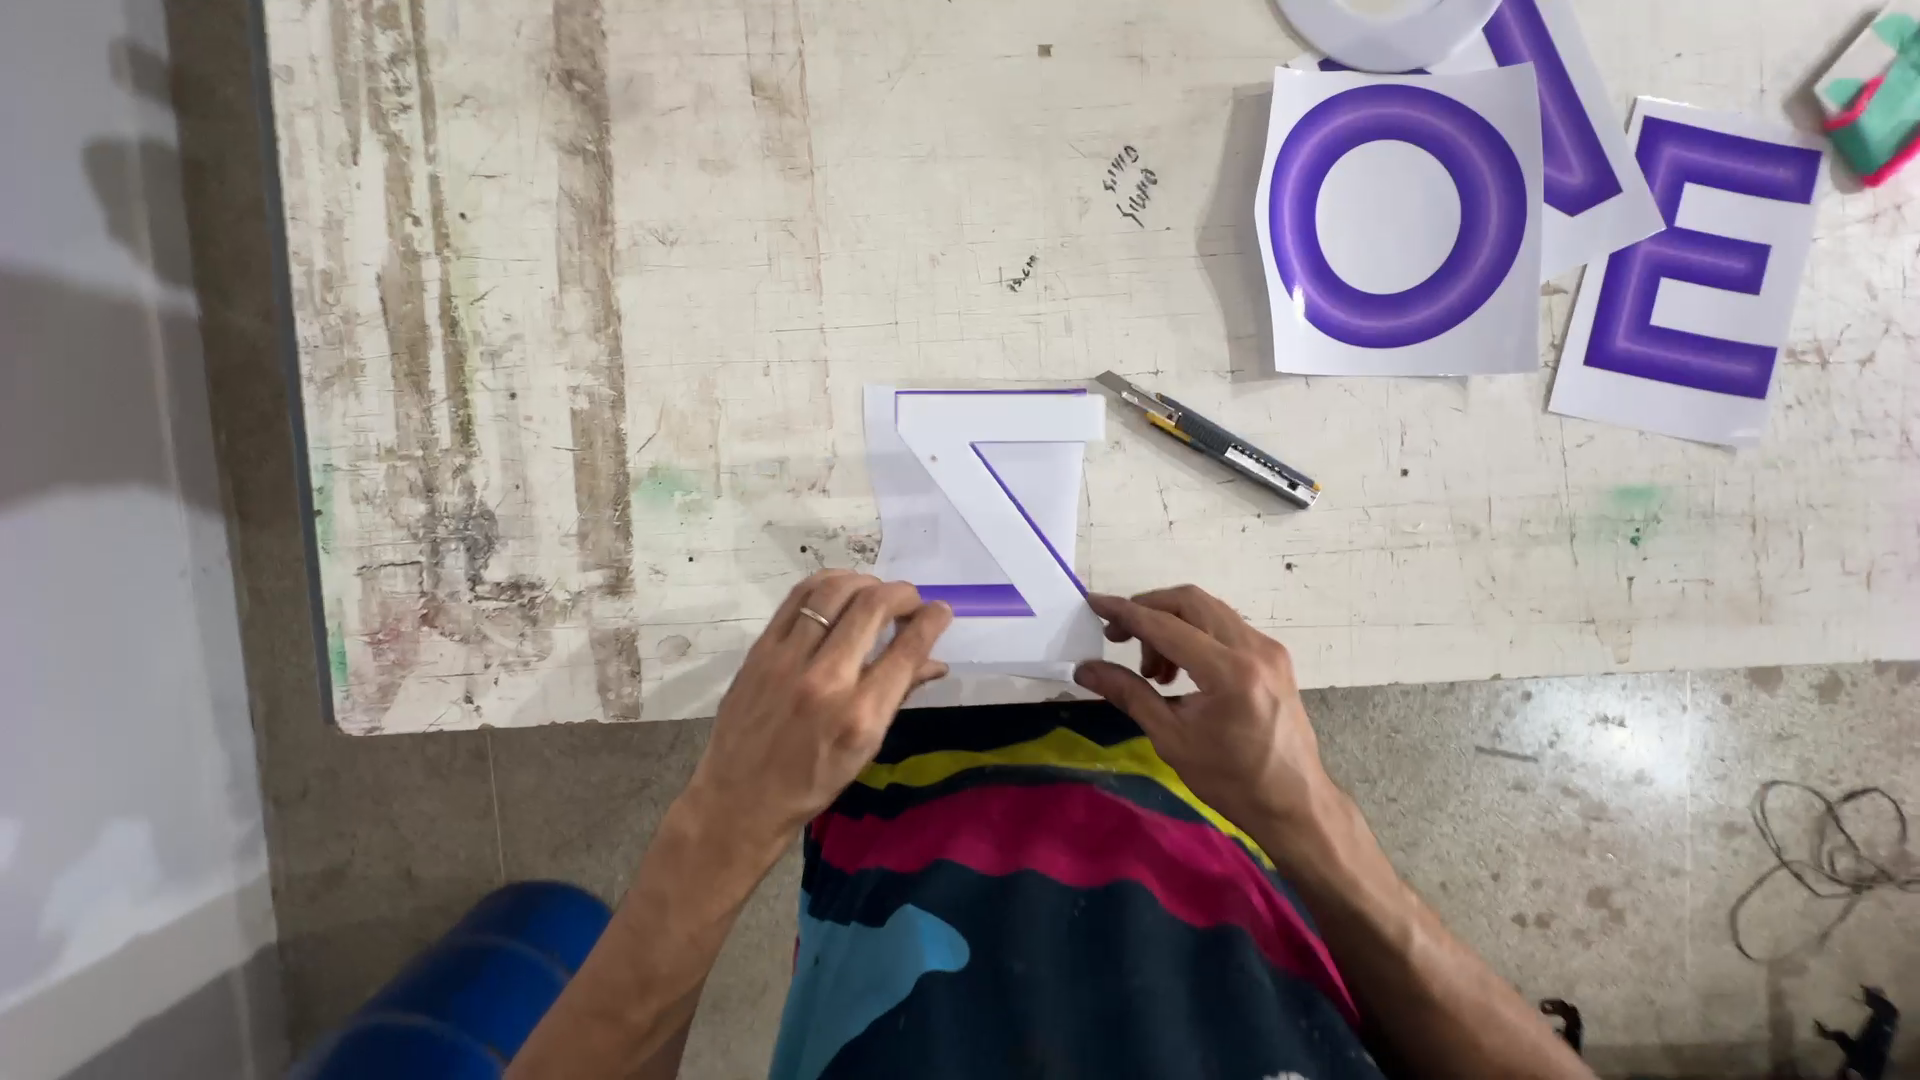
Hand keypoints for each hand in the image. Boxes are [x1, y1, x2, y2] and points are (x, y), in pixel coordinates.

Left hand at [682, 570, 953, 860]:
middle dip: (903, 593)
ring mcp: (787, 661)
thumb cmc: (813, 782)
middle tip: (911, 600)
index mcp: (860, 715)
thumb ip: (899, 695)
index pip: (907, 649)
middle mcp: (826, 680)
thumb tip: (935, 661)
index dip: (932, 620)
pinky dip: (826, 584)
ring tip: (876, 590)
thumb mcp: (866, 749)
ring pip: (833, 592)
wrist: (740, 799)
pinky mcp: (760, 650)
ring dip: (865, 581)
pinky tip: (840, 589)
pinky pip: (797, 598)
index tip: (941, 610)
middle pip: (872, 607)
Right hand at [1073, 586, 1330, 829]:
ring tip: (1152, 670)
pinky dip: (1194, 633)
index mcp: (1229, 672)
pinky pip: (1225, 625)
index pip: (1165, 625)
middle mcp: (1253, 648)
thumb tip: (1085, 669)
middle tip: (1118, 638)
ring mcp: (1268, 648)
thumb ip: (1129, 693)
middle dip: (1147, 610)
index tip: (1094, 604)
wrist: (1294, 803)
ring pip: (1208, 609)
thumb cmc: (1231, 780)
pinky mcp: (1273, 656)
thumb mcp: (1171, 738)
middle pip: (1189, 601)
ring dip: (1170, 623)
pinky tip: (1180, 669)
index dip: (1125, 612)